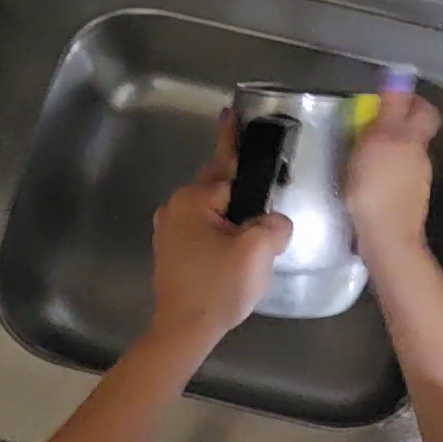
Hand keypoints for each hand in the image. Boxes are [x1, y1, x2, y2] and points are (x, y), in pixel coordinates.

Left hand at [150, 111, 293, 343]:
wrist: (184, 330)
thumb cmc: (219, 287)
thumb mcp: (258, 251)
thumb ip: (274, 224)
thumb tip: (274, 222)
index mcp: (194, 200)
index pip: (226, 165)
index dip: (234, 139)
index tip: (231, 111)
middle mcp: (175, 208)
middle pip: (216, 186)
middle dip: (239, 185)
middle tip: (265, 184)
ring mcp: (168, 231)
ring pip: (209, 210)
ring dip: (231, 212)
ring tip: (257, 222)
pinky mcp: (170, 253)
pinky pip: (202, 229)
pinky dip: (220, 230)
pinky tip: (236, 246)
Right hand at [348, 90, 439, 261]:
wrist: (386, 237)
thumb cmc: (375, 187)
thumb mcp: (376, 139)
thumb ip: (388, 108)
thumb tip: (400, 76)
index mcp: (411, 139)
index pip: (423, 109)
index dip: (411, 99)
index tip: (392, 96)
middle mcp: (418, 157)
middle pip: (416, 132)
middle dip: (400, 125)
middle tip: (375, 124)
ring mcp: (415, 181)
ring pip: (407, 156)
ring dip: (391, 151)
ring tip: (366, 154)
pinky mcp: (407, 202)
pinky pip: (398, 178)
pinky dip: (387, 174)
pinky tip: (369, 180)